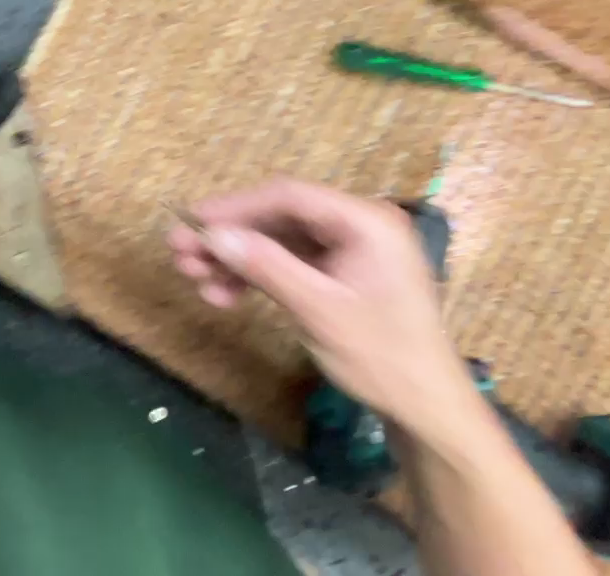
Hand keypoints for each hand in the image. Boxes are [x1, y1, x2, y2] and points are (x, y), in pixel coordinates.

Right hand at [169, 180, 472, 434]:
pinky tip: (223, 295)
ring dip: (236, 260)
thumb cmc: (383, 358)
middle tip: (180, 252)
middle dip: (229, 238)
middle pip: (278, 218)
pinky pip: (288, 263)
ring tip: (194, 278)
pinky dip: (256, 277)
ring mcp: (348, 250)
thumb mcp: (319, 310)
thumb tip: (212, 235)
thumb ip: (266, 267)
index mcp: (365, 220)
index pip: (288, 197)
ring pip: (277, 242)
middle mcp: (356, 225)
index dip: (235, 207)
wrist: (428, 413)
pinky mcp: (338, 274)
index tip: (192, 220)